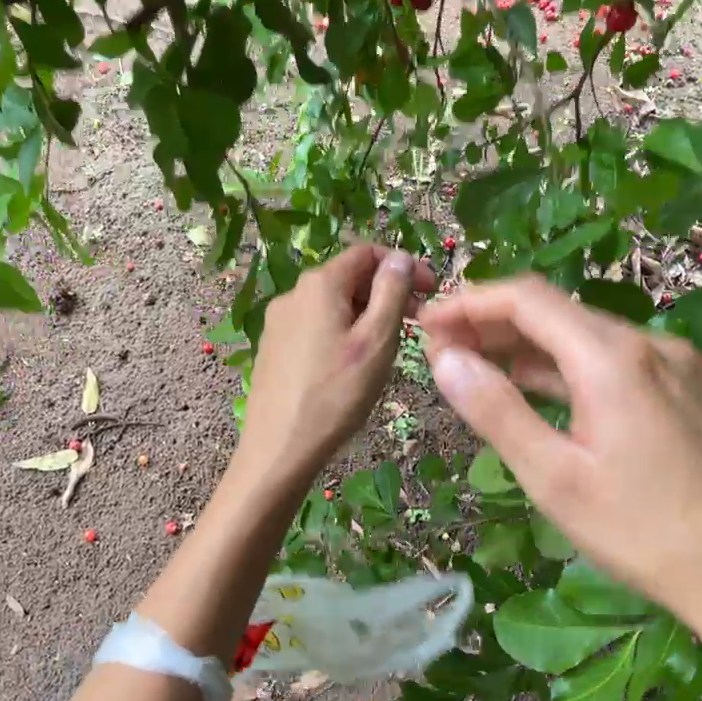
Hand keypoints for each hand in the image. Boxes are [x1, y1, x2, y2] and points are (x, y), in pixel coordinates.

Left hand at [234, 244, 433, 488]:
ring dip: (364, 317)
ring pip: (331, 307)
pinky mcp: (271, 351)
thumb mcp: (375, 341)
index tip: (430, 292)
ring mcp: (277, 324)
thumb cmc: (336, 395)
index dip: (403, 266)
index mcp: (319, 284)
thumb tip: (399, 256)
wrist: (279, 448)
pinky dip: (340, 336)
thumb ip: (391, 292)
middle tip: (413, 326)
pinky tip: (349, 369)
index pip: (366, 252)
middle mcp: (292, 295)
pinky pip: (314, 329)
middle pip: (347, 279)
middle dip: (384, 294)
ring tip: (384, 352)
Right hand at [418, 276, 701, 646]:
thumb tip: (444, 360)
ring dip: (526, 348)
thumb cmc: (640, 532)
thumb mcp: (554, 477)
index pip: (528, 300)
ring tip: (474, 368)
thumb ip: (496, 411)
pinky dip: (563, 370)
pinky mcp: (684, 392)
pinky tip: (534, 390)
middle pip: (557, 312)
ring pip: (584, 338)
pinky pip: (610, 364)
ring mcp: (673, 367)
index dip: (469, 303)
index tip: (424, 324)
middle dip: (492, 324)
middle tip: (439, 351)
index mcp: (613, 359)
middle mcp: (649, 345)